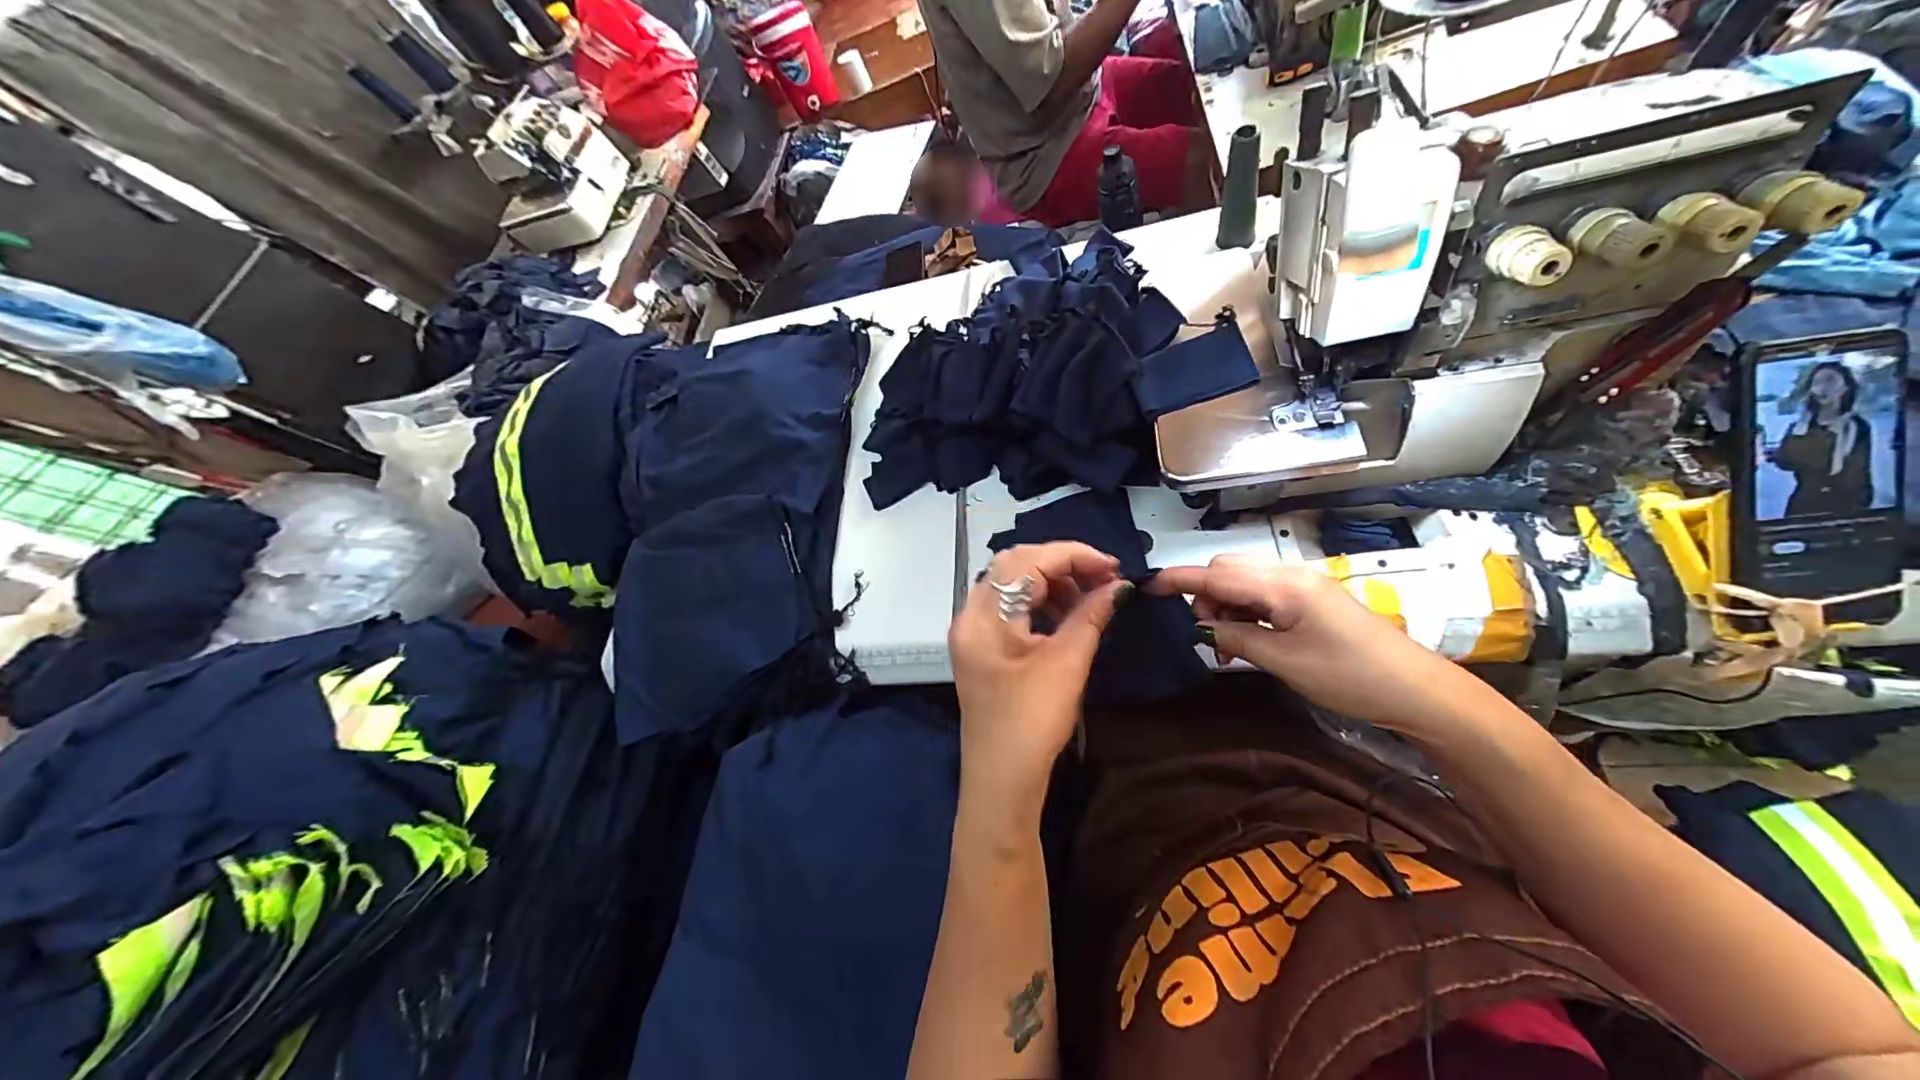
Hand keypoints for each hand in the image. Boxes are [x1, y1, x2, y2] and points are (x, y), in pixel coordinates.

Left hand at [949, 542, 1129, 808]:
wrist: (1001, 780)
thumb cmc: (1032, 723)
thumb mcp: (1067, 664)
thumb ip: (1091, 615)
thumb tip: (1118, 586)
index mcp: (984, 616)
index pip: (1026, 560)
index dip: (1073, 555)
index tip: (1112, 567)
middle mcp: (970, 615)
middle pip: (1014, 566)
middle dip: (1062, 564)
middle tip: (1103, 579)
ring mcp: (972, 632)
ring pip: (1012, 585)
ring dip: (1052, 583)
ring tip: (1089, 599)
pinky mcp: (980, 647)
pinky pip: (1009, 608)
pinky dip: (1039, 603)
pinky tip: (1066, 616)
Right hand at [1147, 555, 1489, 735]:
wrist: (1416, 690)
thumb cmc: (1350, 676)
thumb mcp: (1284, 662)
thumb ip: (1236, 638)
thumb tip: (1201, 628)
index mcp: (1282, 585)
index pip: (1216, 575)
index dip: (1178, 579)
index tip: (1147, 587)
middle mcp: (1290, 574)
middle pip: (1226, 570)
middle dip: (1205, 597)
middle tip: (1210, 638)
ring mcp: (1303, 583)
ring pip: (1242, 580)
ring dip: (1225, 606)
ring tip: (1230, 645)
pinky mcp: (1311, 597)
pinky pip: (1262, 592)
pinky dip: (1245, 610)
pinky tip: (1250, 638)